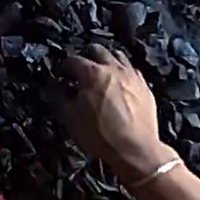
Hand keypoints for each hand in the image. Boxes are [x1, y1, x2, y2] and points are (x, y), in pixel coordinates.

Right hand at [62, 45, 178, 185]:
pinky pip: (132, 71)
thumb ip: (60, 98)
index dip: (64, 67)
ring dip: (107, 60)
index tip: (61, 75)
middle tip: (80, 69)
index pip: (73, 61)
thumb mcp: (71, 118)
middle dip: (86, 56)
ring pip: (118, 56)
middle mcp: (113, 69)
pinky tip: (119, 84)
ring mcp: (132, 76)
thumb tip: (54, 87)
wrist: (135, 150)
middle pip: (97, 50)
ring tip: (101, 73)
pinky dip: (123, 73)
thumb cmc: (101, 135)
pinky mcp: (144, 87)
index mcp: (92, 73)